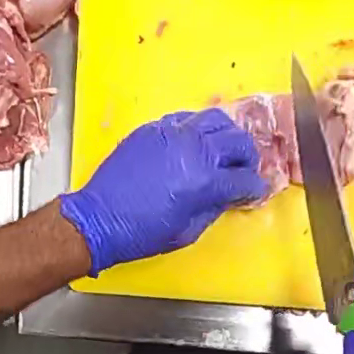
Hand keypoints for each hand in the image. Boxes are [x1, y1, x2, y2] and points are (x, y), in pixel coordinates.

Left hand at [59, 109, 269, 274]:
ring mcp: (172, 134)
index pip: (243, 178)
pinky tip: (195, 145)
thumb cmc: (140, 234)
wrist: (98, 219)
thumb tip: (226, 196)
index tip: (254, 191)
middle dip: (246, 157)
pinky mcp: (153, 129)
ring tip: (223, 151)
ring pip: (215, 120)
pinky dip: (198, 130)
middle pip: (237, 141)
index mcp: (203, 181)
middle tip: (243, 170)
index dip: (254, 187)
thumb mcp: (185, 232)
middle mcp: (193, 149)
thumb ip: (212, 209)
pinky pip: (186, 119)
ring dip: (226, 136)